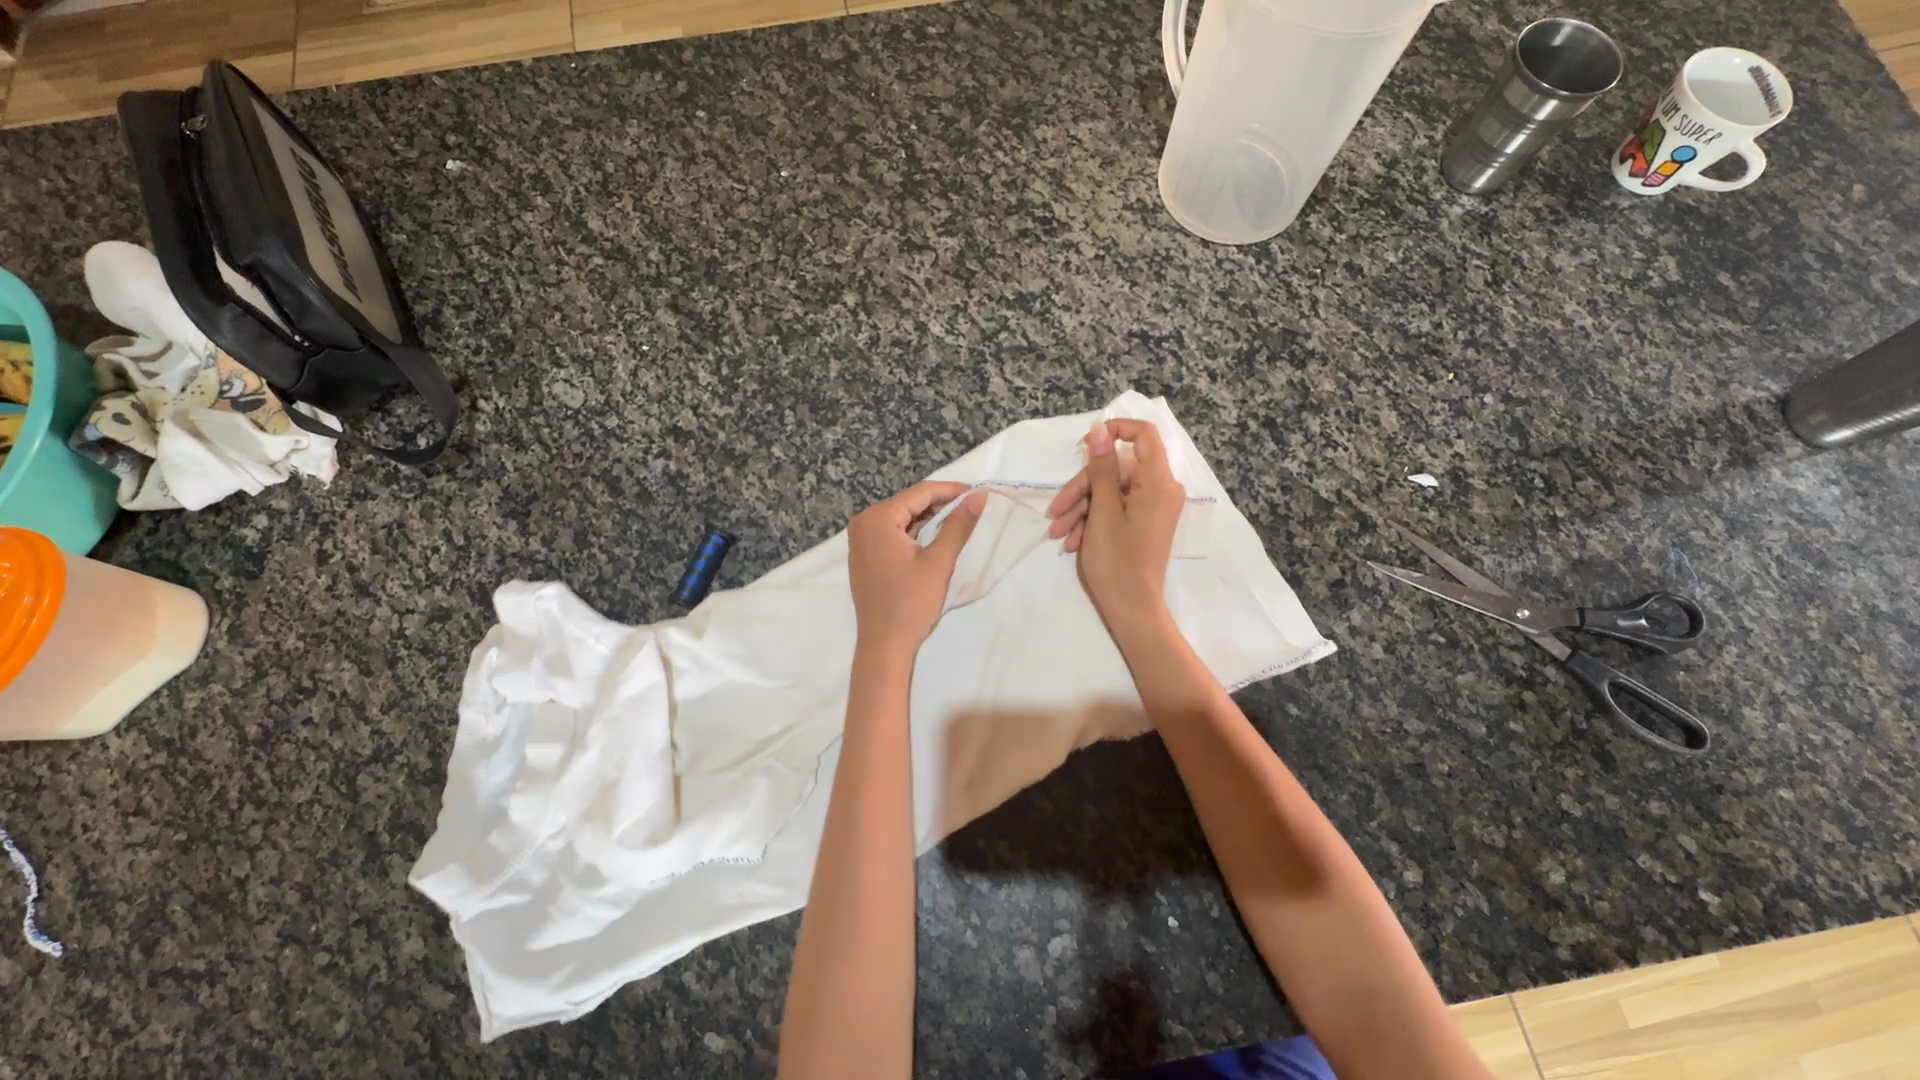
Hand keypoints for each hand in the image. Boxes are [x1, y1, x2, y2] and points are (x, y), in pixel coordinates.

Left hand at [848, 482, 987, 651]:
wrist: (884, 644)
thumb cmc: (911, 602)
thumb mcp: (939, 561)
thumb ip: (958, 525)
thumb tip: (978, 497)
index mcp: (878, 519)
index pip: (920, 493)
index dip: (951, 490)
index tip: (978, 493)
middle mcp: (864, 523)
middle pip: (909, 504)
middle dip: (940, 504)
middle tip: (972, 507)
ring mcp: (861, 540)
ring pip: (901, 519)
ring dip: (928, 519)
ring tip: (959, 520)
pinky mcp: (864, 556)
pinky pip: (893, 535)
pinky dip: (914, 534)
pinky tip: (936, 538)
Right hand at [1047, 419, 1184, 626]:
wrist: (1132, 609)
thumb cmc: (1117, 561)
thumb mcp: (1103, 511)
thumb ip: (1101, 468)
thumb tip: (1099, 430)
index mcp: (1158, 482)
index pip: (1144, 434)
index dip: (1114, 431)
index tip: (1084, 447)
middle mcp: (1161, 490)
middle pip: (1117, 468)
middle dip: (1082, 488)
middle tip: (1055, 512)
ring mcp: (1152, 507)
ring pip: (1110, 490)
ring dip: (1081, 508)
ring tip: (1058, 534)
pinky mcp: (1143, 523)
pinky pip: (1116, 508)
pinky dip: (1092, 520)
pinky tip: (1071, 541)